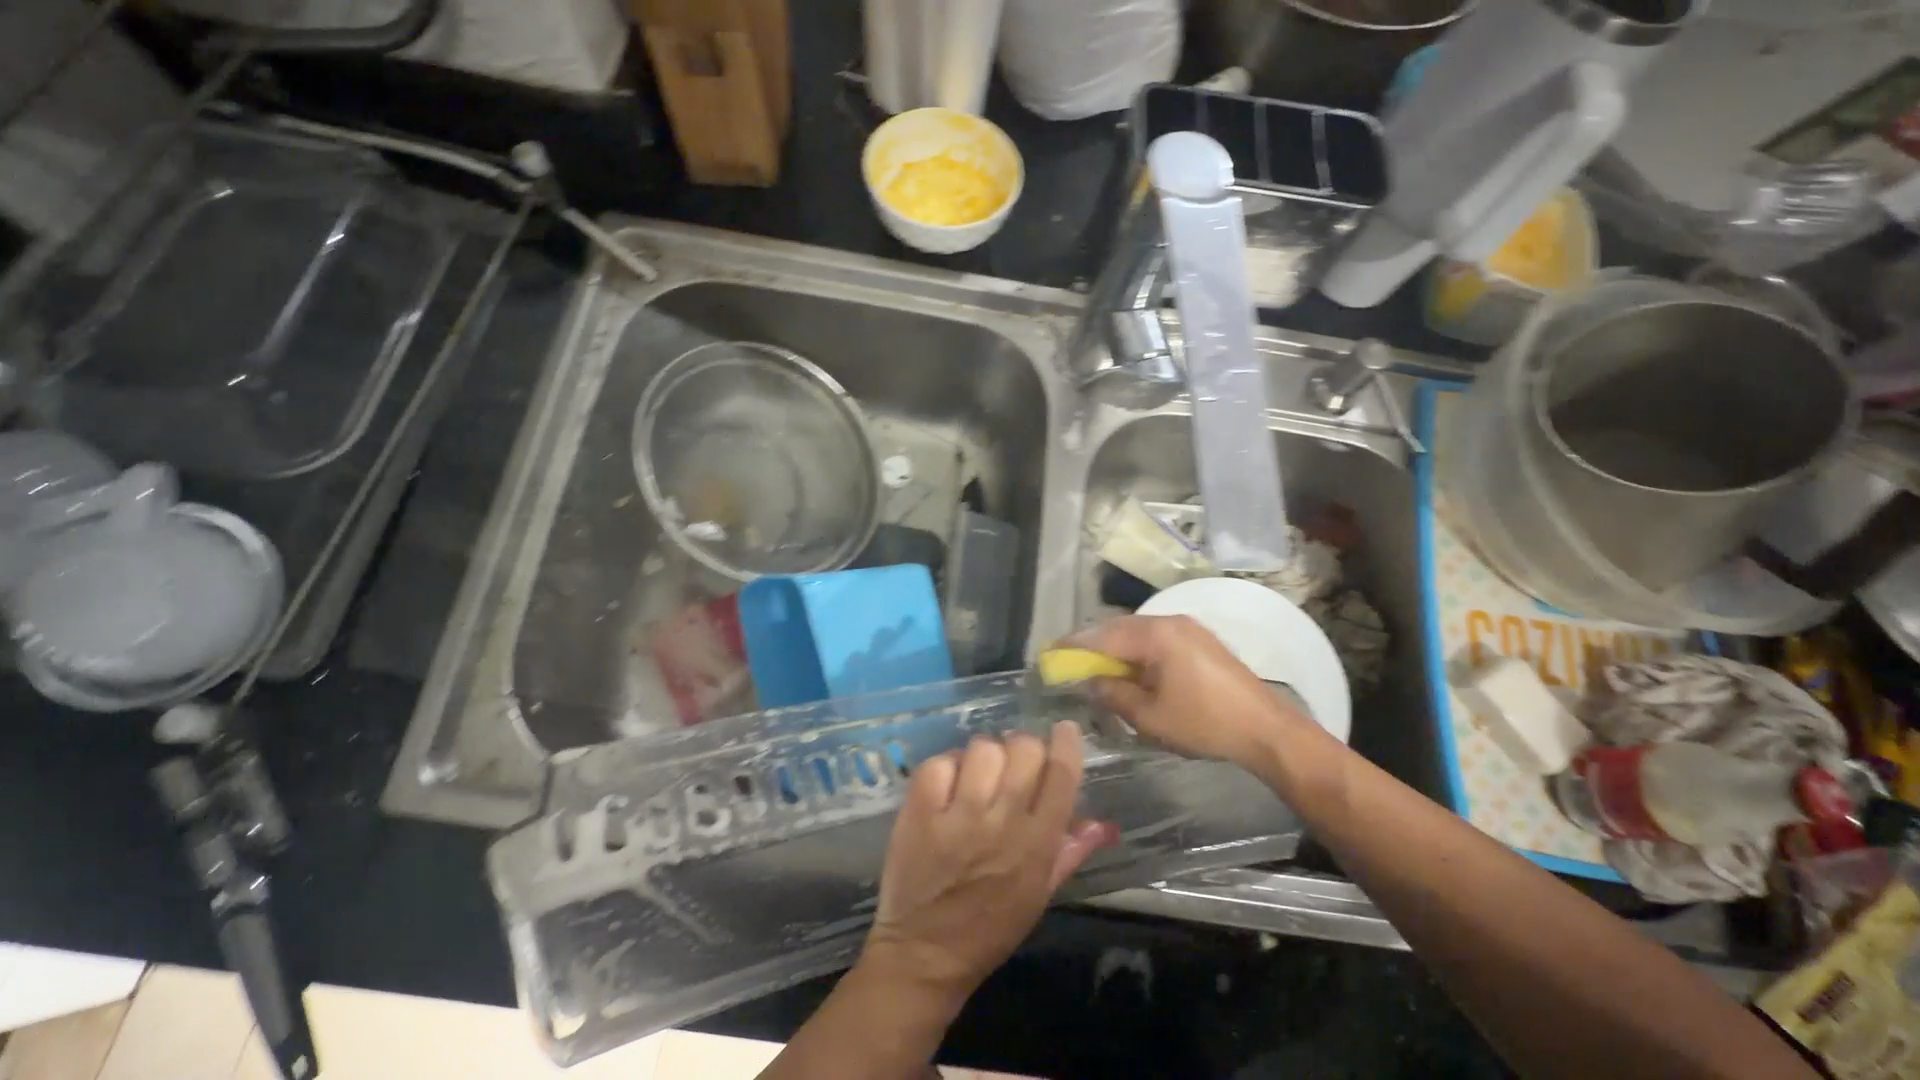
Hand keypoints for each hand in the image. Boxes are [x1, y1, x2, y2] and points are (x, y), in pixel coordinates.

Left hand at [861, 722, 1117, 1005]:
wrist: (926, 953)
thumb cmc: (990, 928)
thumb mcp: (1039, 895)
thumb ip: (1071, 852)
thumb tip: (1104, 824)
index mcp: (1037, 844)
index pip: (1062, 774)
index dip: (1065, 743)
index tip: (1063, 729)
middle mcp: (1001, 822)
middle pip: (1024, 750)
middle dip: (1024, 747)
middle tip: (1014, 763)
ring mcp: (958, 815)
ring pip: (983, 749)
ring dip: (985, 755)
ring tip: (978, 774)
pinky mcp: (919, 812)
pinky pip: (939, 763)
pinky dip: (946, 766)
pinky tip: (947, 785)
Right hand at [1068, 615, 1314, 768]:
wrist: (1264, 729)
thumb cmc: (1203, 723)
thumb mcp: (1148, 716)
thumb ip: (1112, 694)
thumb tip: (1088, 682)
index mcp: (1155, 634)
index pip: (1100, 636)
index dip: (1071, 647)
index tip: (1048, 657)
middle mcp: (1170, 621)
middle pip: (1117, 628)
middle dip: (1090, 646)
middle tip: (1067, 664)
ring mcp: (1188, 629)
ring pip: (1137, 633)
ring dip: (1113, 649)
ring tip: (1093, 670)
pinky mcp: (1199, 642)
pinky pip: (1156, 640)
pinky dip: (1135, 653)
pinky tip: (1128, 671)